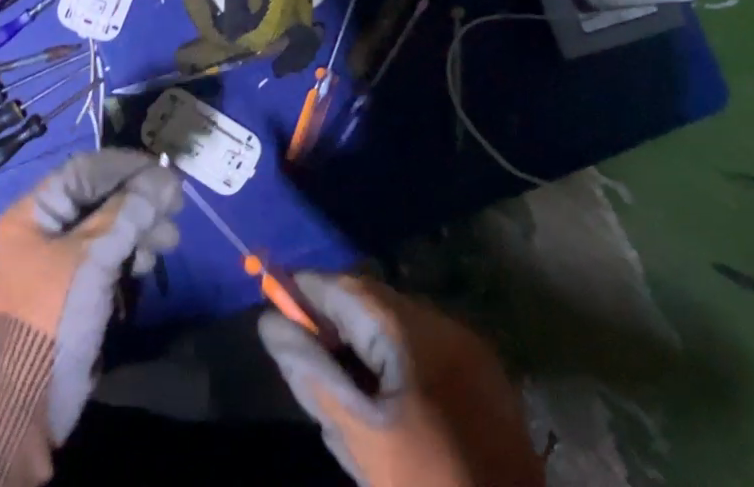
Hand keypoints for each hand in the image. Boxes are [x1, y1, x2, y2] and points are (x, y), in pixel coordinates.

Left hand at [0, 148, 181, 442]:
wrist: (34, 389)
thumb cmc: (54, 312)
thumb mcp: (90, 257)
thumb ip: (126, 214)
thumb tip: (163, 180)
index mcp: (34, 211)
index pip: (83, 171)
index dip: (124, 166)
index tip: (163, 170)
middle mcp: (47, 227)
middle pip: (100, 197)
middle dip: (139, 199)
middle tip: (177, 204)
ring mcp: (64, 256)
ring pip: (111, 226)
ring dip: (142, 226)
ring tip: (170, 240)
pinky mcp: (81, 284)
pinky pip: (112, 254)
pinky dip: (134, 252)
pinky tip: (150, 262)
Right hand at [258, 273, 542, 486]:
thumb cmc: (427, 480)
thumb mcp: (359, 431)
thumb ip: (311, 371)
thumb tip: (270, 321)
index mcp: (414, 331)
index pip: (343, 286)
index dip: (301, 292)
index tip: (270, 312)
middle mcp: (445, 326)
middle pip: (369, 304)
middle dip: (331, 325)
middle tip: (304, 366)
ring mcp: (471, 351)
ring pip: (393, 327)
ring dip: (358, 346)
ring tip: (340, 396)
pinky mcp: (483, 379)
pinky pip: (420, 351)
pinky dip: (389, 363)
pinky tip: (380, 407)